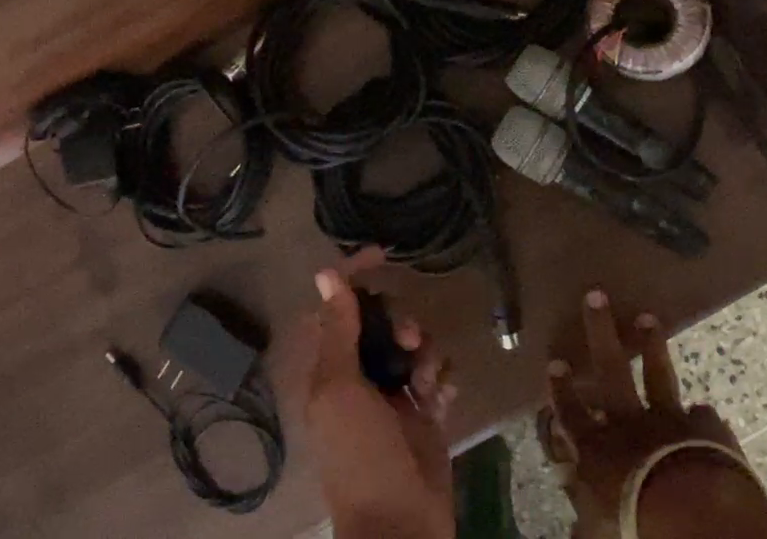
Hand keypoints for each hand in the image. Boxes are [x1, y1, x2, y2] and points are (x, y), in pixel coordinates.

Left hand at [284, 248, 454, 538]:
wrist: (400, 525)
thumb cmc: (359, 455)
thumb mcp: (340, 390)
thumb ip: (337, 331)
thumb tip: (325, 273)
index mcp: (328, 370)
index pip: (336, 307)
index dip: (353, 278)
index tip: (380, 254)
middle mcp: (358, 377)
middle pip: (380, 321)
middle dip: (399, 321)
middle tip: (409, 339)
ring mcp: (393, 395)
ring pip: (413, 345)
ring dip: (424, 353)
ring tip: (426, 380)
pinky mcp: (425, 413)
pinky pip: (437, 376)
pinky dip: (441, 380)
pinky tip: (441, 397)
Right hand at [546, 289, 766, 538]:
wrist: (693, 513)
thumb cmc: (635, 519)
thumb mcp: (600, 526)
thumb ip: (586, 516)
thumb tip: (574, 524)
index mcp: (599, 447)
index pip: (572, 414)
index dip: (562, 390)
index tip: (555, 363)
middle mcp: (630, 424)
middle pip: (611, 369)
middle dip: (601, 330)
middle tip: (597, 295)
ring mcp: (670, 422)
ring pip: (659, 377)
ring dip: (653, 346)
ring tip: (650, 318)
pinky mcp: (706, 430)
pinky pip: (704, 417)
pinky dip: (702, 416)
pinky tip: (705, 410)